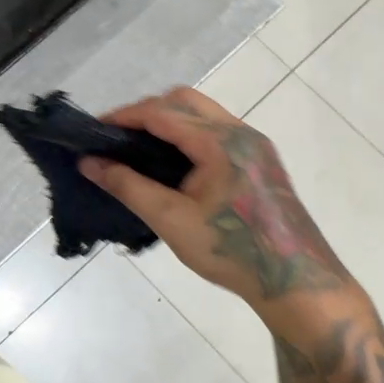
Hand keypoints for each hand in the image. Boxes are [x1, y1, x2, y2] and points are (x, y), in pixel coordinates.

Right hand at [78, 87, 360, 318]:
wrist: (296, 282)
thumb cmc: (230, 250)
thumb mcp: (169, 218)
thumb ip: (126, 185)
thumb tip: (87, 162)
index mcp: (220, 143)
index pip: (161, 112)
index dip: (122, 117)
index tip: (93, 133)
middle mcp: (240, 134)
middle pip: (183, 100)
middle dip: (144, 112)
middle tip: (116, 139)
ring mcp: (253, 145)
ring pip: (200, 113)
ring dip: (166, 121)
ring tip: (137, 149)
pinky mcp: (258, 159)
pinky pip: (213, 129)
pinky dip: (184, 133)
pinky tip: (168, 162)